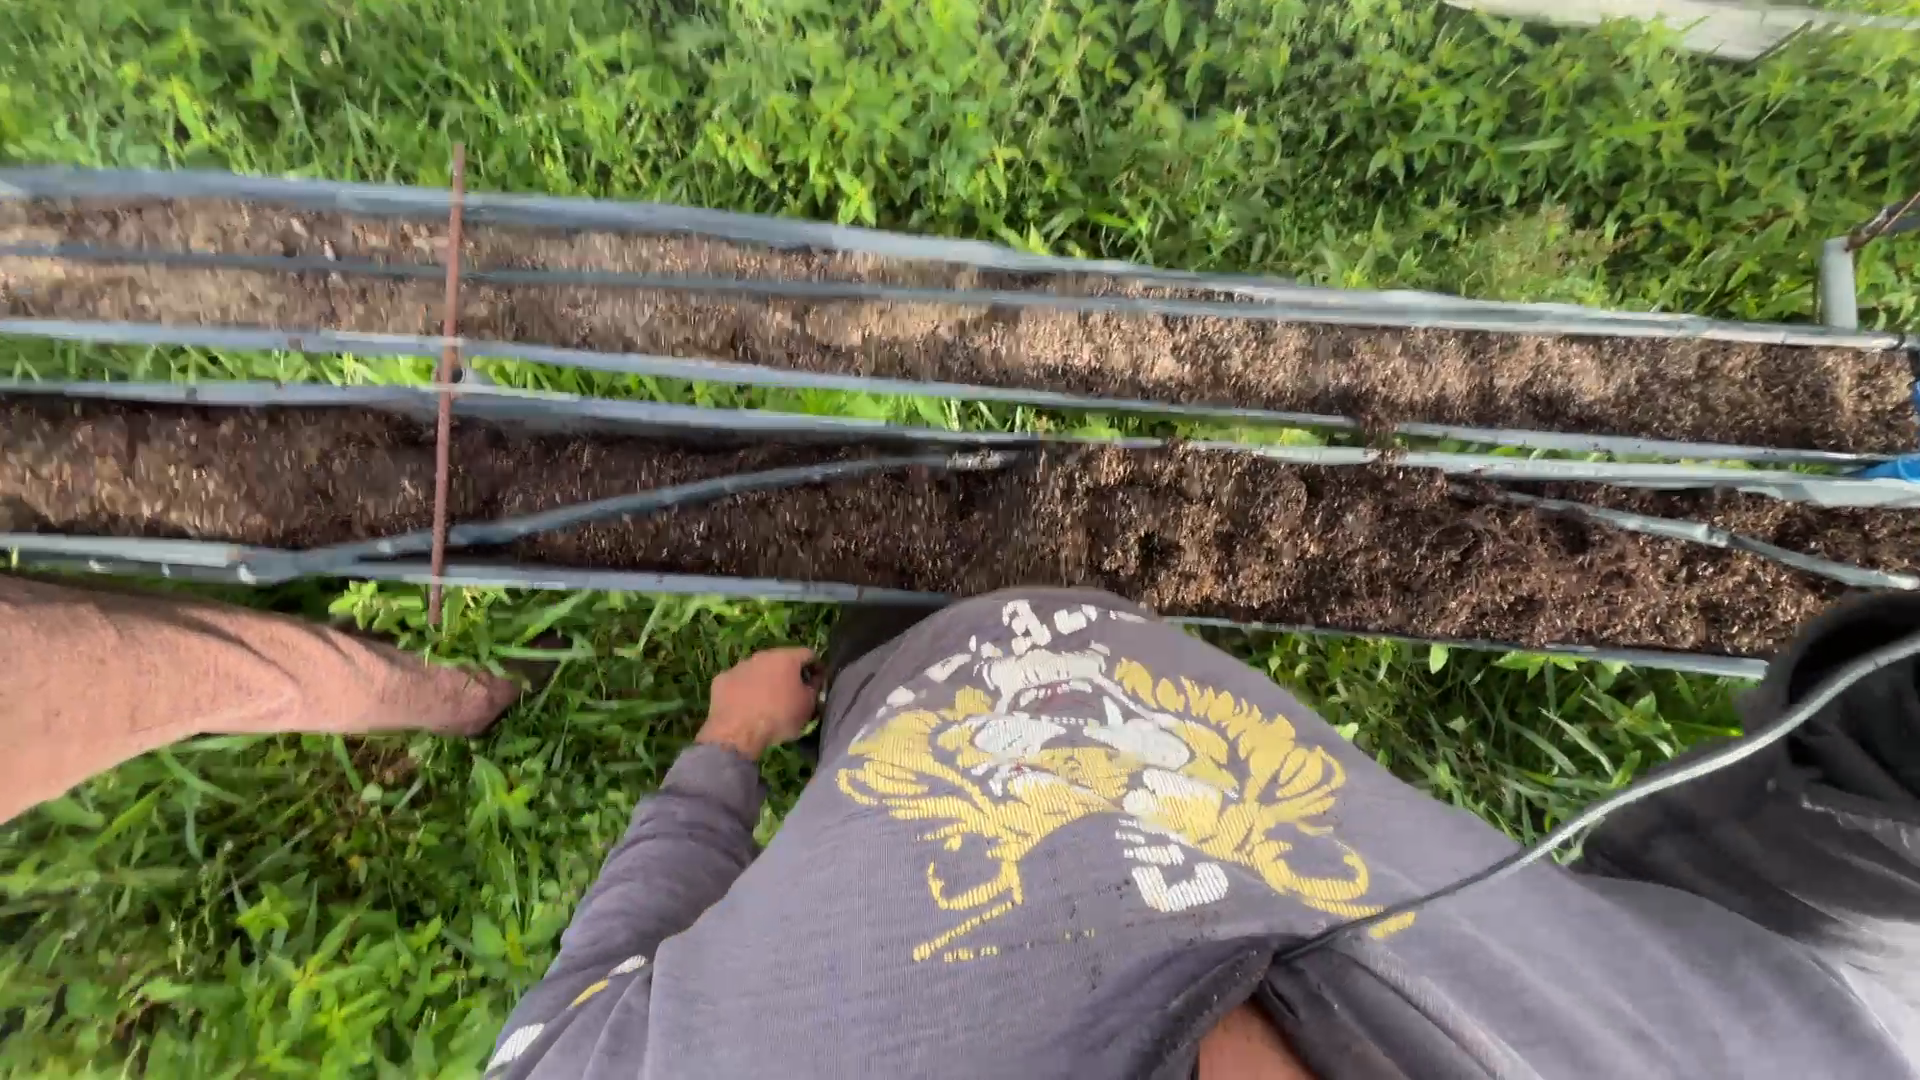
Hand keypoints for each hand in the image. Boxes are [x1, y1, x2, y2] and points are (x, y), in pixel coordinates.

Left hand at [695, 647, 818, 760]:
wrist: (738, 732)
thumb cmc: (779, 717)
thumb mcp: (808, 706)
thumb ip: (813, 689)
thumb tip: (812, 682)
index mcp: (787, 658)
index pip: (808, 654)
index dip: (816, 667)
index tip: (817, 681)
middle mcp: (762, 655)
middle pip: (780, 660)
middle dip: (788, 673)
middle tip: (792, 692)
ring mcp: (739, 666)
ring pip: (757, 669)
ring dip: (764, 680)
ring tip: (766, 701)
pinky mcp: (721, 680)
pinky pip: (738, 682)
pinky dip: (743, 690)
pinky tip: (745, 706)